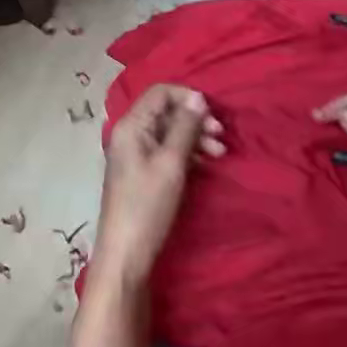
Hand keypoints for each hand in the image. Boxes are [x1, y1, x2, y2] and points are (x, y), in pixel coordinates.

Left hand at [92, 85, 224, 289]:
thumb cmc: (148, 206)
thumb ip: (185, 127)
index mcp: (131, 126)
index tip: (212, 114)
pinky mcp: (142, 172)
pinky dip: (187, 152)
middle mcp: (130, 134)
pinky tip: (206, 163)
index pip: (160, 92)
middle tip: (220, 135)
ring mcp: (135, 154)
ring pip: (169, 131)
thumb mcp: (172, 163)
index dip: (187, 96)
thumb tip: (198, 98)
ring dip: (195, 136)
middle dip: (195, 119)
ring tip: (219, 153)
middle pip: (166, 111)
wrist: (125, 255)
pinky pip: (167, 150)